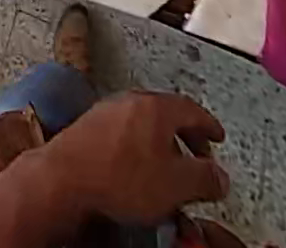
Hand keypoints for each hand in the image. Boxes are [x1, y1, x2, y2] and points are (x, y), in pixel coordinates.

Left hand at [41, 91, 229, 224]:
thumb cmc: (117, 175)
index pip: (192, 109)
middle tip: (196, 155)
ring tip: (166, 169)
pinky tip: (135, 170)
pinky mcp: (91, 126)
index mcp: (157, 106)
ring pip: (144, 122)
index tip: (216, 135)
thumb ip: (204, 178)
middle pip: (167, 113)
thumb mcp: (176, 185)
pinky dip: (136, 146)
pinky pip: (123, 131)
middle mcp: (132, 101)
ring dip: (160, 142)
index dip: (208, 125)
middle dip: (186, 135)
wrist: (67, 178)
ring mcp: (109, 111)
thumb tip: (219, 177)